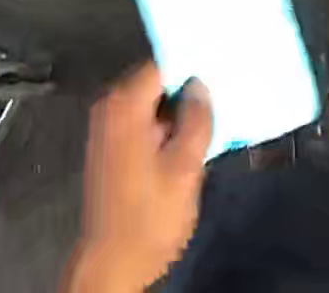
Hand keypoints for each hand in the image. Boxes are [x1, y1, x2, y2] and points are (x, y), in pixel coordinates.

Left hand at [67, 64, 212, 292]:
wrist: (111, 266)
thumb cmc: (149, 215)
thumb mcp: (185, 166)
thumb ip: (197, 118)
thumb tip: (201, 84)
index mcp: (125, 103)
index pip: (163, 63)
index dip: (192, 62)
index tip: (220, 63)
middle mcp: (110, 105)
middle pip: (156, 79)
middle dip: (187, 85)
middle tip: (221, 89)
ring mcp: (107, 125)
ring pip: (152, 100)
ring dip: (178, 107)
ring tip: (211, 111)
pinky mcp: (110, 144)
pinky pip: (143, 118)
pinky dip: (165, 122)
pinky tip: (190, 135)